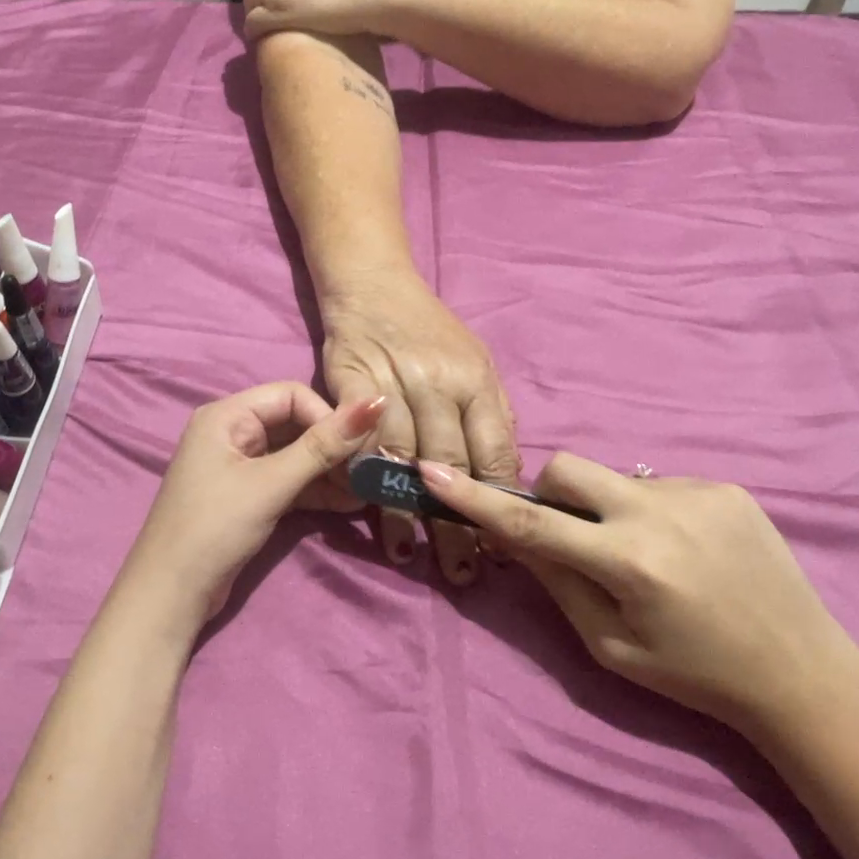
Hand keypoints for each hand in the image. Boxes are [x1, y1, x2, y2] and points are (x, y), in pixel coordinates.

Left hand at [127, 383, 383, 623]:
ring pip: (295, 455)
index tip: (359, 447)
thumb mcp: (271, 484)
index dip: (328, 416)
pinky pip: (289, 481)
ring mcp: (239, 466)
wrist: (171, 592)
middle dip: (334, 446)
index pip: (291, 395)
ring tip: (367, 490)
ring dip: (330, 471)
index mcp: (226, 415)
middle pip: (295, 423)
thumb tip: (376, 401)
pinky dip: (316, 490)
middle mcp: (231, 432)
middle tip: (371, 470)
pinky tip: (349, 503)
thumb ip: (322, 446)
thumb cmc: (215, 526)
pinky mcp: (247, 496)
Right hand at [323, 270, 517, 584]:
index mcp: (476, 380)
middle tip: (463, 572)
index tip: (502, 548)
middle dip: (458, 524)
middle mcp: (440, 383)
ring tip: (412, 555)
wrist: (372, 286)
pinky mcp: (350, 381)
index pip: (494, 452)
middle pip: (452, 465)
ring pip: (403, 459)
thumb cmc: (428, 328)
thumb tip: (508, 473)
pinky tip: (365, 511)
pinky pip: (357, 439)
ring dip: (406, 512)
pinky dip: (361, 478)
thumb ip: (492, 412)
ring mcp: (393, 382)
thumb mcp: (476, 359)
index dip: (498, 505)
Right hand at [418, 455, 858, 730]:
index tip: (432, 472)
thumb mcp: (609, 646)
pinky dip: (650, 511)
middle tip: (574, 538)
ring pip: (614, 477)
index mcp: (630, 565)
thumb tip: (511, 535)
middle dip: (552, 495)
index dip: (475, 499)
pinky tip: (686, 550)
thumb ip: (556, 582)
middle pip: (568, 468)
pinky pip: (657, 483)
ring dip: (609, 509)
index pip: (532, 524)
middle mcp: (661, 515)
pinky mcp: (728, 487)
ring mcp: (699, 493)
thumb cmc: (693, 674)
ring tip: (650, 557)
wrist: (804, 675)